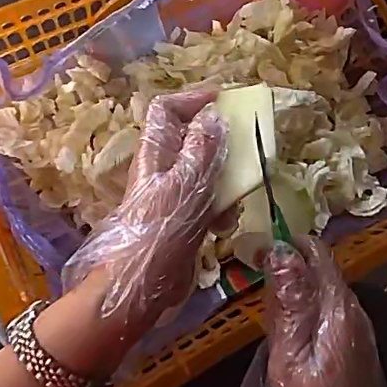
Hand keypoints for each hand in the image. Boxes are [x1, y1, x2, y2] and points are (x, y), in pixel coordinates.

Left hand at [59, 89, 226, 336]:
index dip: (191, 99)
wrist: (140, 287)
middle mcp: (163, 169)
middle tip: (246, 148)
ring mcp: (173, 194)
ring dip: (226, 181)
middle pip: (192, 139)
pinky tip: (225, 224)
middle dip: (221, 143)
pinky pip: (208, 201)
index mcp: (155, 154)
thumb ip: (202, 150)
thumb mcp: (185, 186)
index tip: (223, 99)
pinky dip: (220, 209)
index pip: (166, 110)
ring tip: (237, 195)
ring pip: (206, 172)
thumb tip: (213, 116)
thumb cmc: (159, 232)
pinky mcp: (183, 218)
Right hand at [265, 238, 386, 386]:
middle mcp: (356, 312)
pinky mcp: (358, 347)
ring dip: (296, 293)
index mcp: (340, 309)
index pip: (318, 254)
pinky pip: (329, 313)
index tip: (257, 248)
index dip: (289, 243)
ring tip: (267, 314)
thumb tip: (281, 251)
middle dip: (289, 269)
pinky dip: (306, 313)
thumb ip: (288, 303)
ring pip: (324, 291)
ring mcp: (361, 330)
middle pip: (321, 270)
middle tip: (256, 289)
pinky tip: (289, 335)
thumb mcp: (289, 357)